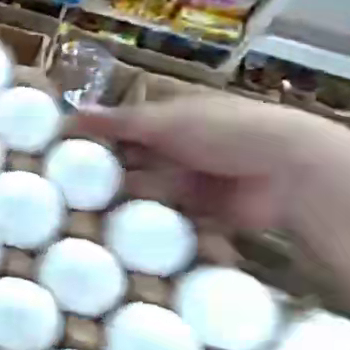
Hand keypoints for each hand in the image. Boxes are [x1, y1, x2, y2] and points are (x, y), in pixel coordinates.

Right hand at [71, 94, 349, 230]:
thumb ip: (118, 123)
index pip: (124, 128)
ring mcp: (192, 182)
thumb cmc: (225, 132)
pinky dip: (147, 224)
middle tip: (62, 194)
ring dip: (123, 203)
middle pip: (132, 162)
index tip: (60, 156)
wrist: (290, 173)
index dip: (95, 140)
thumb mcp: (166, 122)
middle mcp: (179, 148)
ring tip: (80, 218)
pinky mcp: (203, 214)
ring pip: (146, 192)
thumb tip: (68, 115)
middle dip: (104, 176)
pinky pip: (167, 218)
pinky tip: (115, 235)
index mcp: (172, 118)